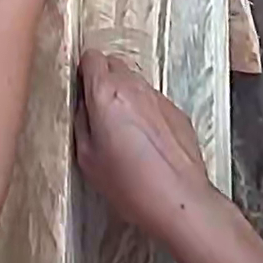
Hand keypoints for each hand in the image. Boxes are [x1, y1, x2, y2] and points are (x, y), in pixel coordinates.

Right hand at [75, 50, 215, 241]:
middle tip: (101, 107)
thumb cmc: (130, 183)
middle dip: (105, 79)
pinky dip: (149, 112)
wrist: (181, 205)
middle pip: (114, 64)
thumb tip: (85, 108)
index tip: (83, 88)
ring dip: (127, 95)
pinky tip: (149, 142)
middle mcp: (133, 87)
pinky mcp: (179, 115)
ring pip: (136, 83)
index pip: (91, 57)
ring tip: (127, 128)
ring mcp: (159, 99)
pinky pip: (156, 102)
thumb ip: (81, 121)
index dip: (85, 71)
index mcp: (104, 91)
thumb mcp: (86, 155)